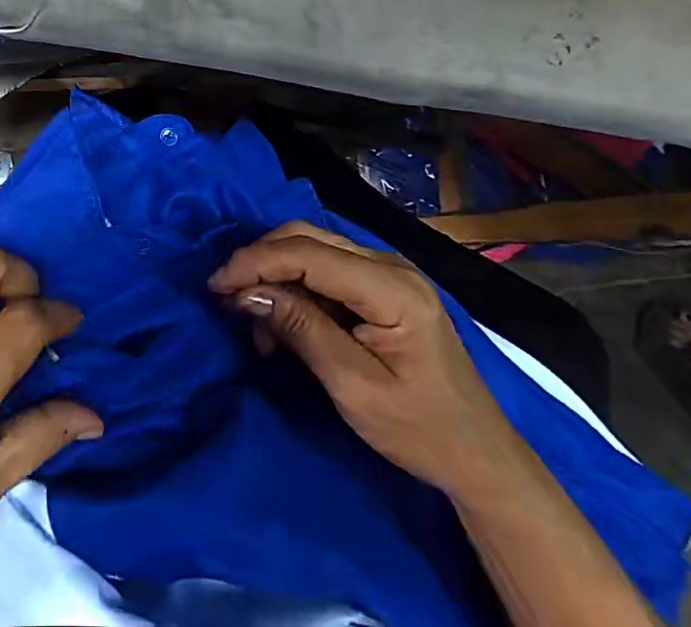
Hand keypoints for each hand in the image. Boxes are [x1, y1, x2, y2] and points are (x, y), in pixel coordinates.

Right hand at [208, 222, 533, 501]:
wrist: (476, 451)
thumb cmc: (420, 429)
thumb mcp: (354, 387)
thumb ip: (303, 331)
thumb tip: (249, 294)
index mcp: (392, 288)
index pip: (310, 253)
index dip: (257, 261)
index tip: (215, 285)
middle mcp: (391, 266)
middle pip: (312, 240)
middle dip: (262, 262)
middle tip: (225, 298)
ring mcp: (390, 275)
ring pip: (317, 254)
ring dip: (278, 279)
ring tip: (254, 327)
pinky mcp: (384, 292)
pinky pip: (331, 276)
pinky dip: (299, 294)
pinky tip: (283, 329)